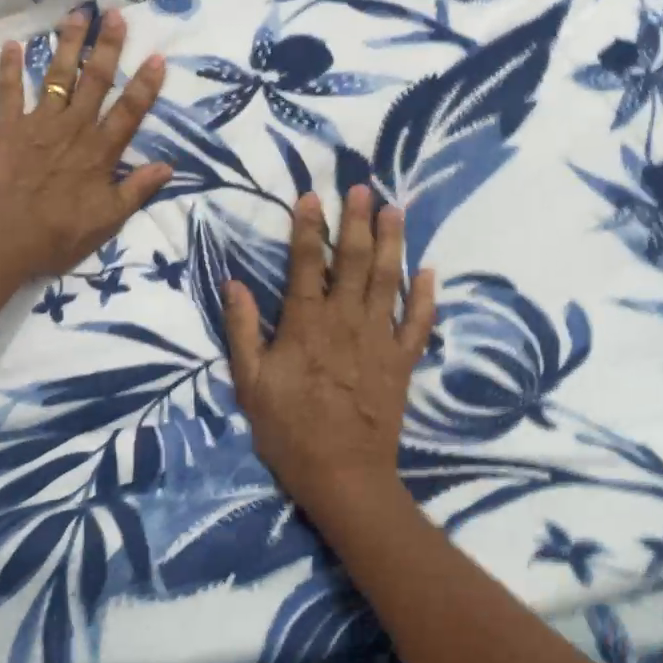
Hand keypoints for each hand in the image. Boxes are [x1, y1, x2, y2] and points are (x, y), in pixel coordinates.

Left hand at [0, 7, 172, 277]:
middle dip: (106, 46)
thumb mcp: (107, 221)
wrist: (1, 237)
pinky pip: (8, 91)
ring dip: (68, 44)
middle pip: (94, 80)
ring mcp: (38, 123)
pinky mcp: (6, 127)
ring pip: (57, 76)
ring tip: (77, 14)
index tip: (157, 56)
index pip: (129, 111)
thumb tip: (168, 167)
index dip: (145, 84)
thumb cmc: (57, 235)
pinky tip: (12, 44)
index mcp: (100, 151)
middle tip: (114, 14)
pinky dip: (9, 67)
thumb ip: (137, 190)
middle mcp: (73, 128)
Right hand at [222, 187, 436, 508]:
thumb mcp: (250, 382)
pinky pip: (419, 322)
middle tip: (362, 188)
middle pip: (354, 261)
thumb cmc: (288, 429)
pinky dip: (426, 295)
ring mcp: (380, 340)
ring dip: (393, 242)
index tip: (311, 196)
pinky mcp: (402, 361)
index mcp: (306, 324)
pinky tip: (429, 270)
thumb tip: (233, 283)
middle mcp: (346, 322)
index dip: (308, 228)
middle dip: (357, 221)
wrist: (342, 474)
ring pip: (388, 281)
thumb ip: (241, 330)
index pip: (306, 264)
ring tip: (395, 209)